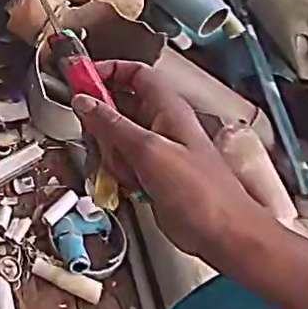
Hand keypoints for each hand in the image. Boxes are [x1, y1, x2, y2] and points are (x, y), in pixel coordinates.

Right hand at [74, 60, 282, 260]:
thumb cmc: (204, 194)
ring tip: (118, 165)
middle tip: (95, 132)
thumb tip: (85, 102)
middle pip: (118, 106)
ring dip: (109, 151)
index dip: (107, 71)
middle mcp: (162, 126)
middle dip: (101, 120)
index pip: (134, 73)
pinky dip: (116, 171)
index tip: (82, 78)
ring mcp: (156, 151)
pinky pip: (121, 163)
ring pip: (115, 137)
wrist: (225, 237)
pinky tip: (125, 182)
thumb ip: (111, 124)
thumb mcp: (148, 151)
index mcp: (168, 108)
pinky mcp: (150, 174)